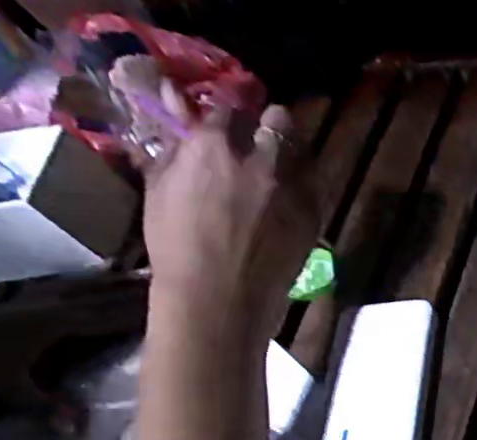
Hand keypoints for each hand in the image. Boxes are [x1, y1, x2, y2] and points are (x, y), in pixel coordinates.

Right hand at [143, 103, 318, 337]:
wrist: (221, 295)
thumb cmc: (177, 243)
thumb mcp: (160, 185)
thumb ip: (175, 146)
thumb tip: (177, 111)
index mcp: (215, 147)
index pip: (230, 107)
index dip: (231, 112)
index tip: (232, 120)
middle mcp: (261, 162)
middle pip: (278, 122)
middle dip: (270, 124)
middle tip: (262, 135)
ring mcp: (293, 191)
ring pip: (303, 152)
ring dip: (293, 151)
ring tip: (281, 162)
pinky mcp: (313, 218)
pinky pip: (316, 186)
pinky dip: (306, 182)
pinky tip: (294, 192)